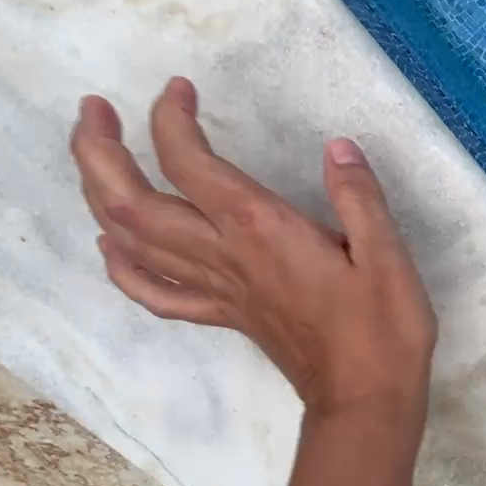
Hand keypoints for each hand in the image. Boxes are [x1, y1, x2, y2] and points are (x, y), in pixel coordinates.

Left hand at [68, 78, 436, 420]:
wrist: (368, 396)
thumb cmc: (385, 328)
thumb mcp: (389, 257)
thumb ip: (360, 199)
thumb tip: (338, 147)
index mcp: (261, 230)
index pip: (189, 161)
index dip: (172, 117)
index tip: (181, 89)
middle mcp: (225, 255)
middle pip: (127, 198)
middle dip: (98, 147)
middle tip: (96, 109)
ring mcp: (218, 290)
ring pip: (128, 239)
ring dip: (96, 192)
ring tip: (96, 158)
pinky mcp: (226, 317)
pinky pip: (155, 291)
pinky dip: (122, 265)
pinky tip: (113, 246)